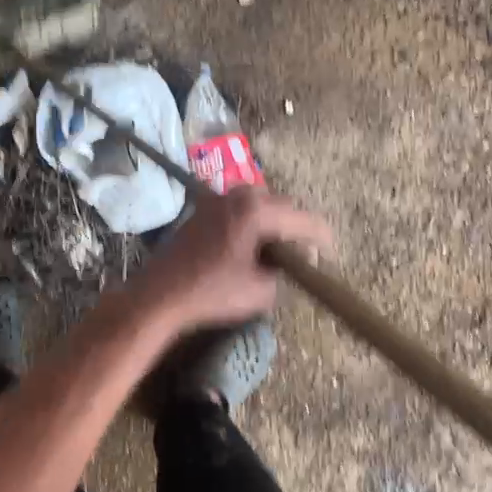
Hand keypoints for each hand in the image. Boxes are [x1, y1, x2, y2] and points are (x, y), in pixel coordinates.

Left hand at [132, 187, 332, 331]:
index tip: (330, 253)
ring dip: (272, 221)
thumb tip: (285, 264)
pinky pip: (237, 209)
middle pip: (281, 205)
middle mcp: (237, 196)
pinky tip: (250, 246)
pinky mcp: (201, 211)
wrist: (160, 294)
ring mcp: (216, 200)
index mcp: (255, 211)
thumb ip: (283, 272)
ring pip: (257, 203)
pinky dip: (250, 222)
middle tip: (303, 255)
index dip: (321, 237)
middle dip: (295, 227)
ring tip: (277, 250)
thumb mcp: (261, 290)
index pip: (302, 218)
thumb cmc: (212, 293)